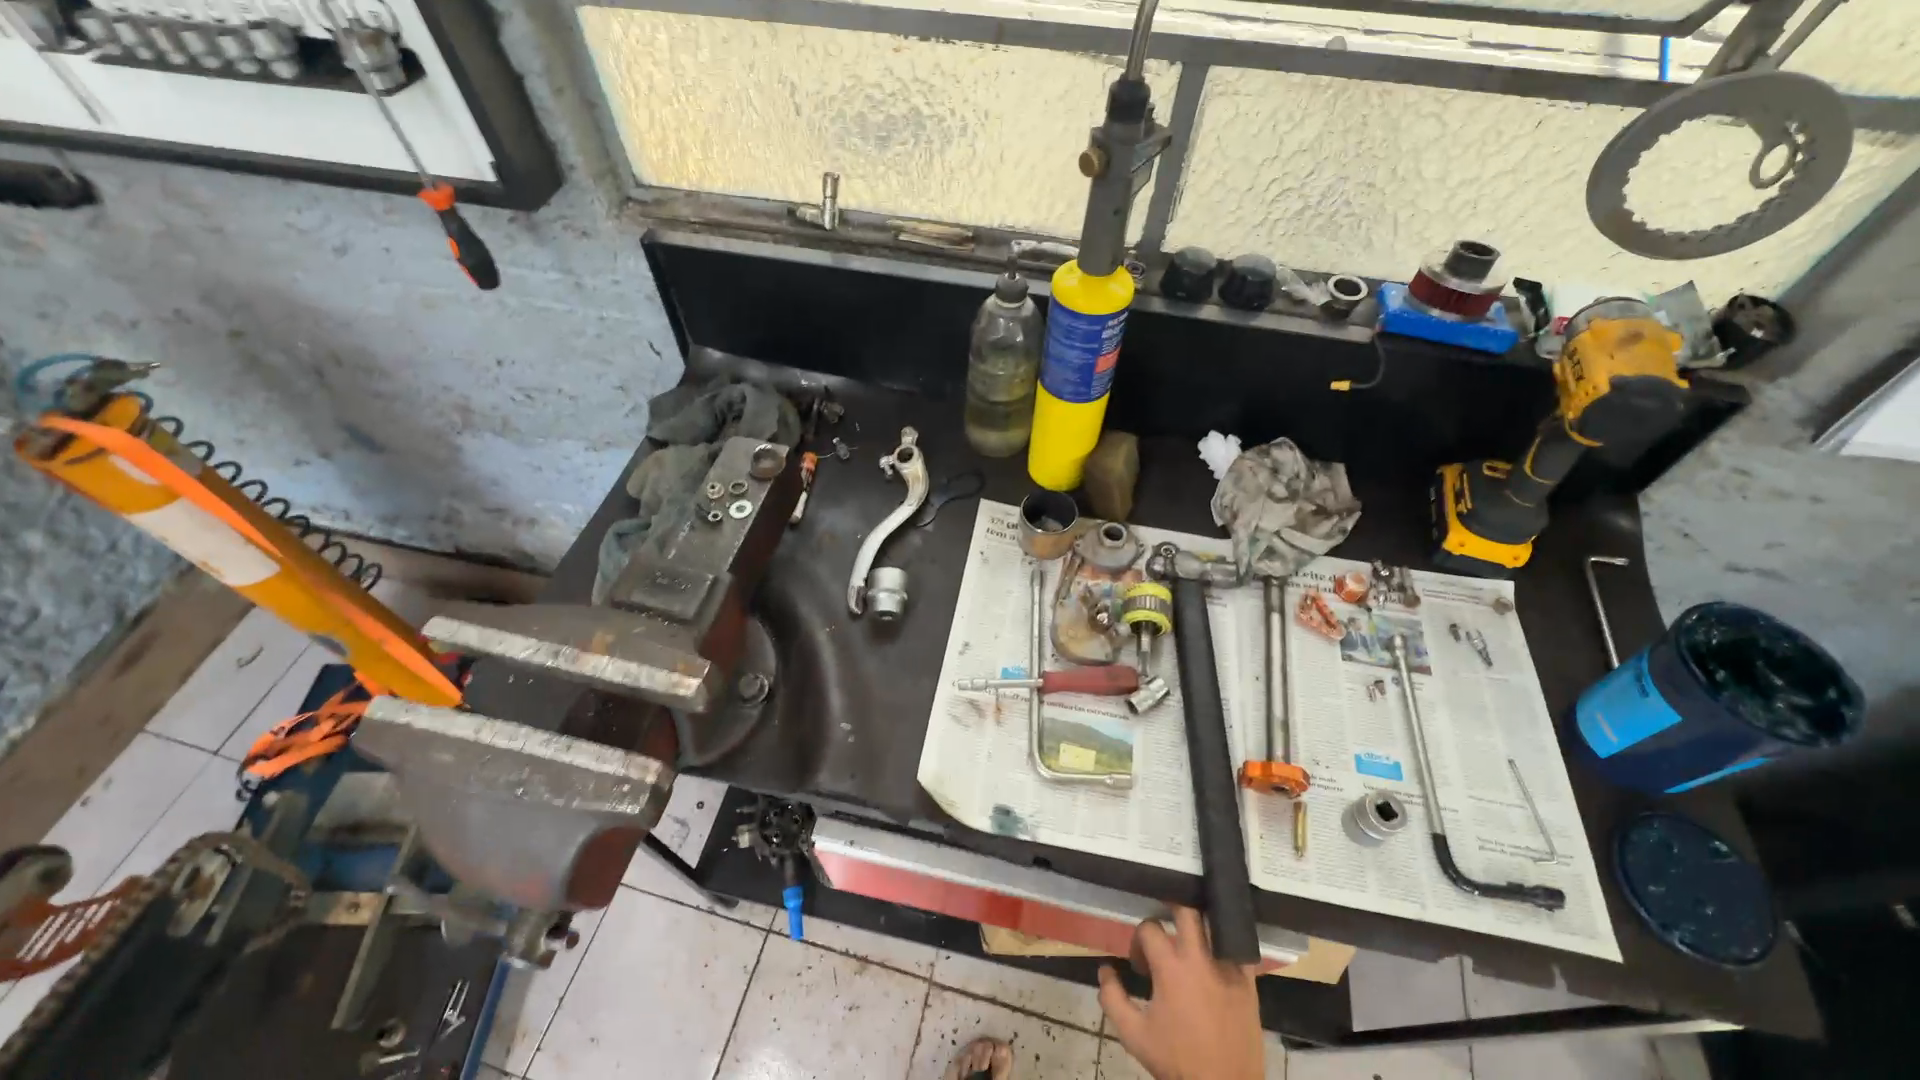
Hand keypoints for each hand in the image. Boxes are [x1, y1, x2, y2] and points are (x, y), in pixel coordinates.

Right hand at [1097, 907, 1263, 1079]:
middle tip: (1164, 920)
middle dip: (1171, 907)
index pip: (1150, 928)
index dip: (1138, 940)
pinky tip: (1216, 956)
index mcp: (1171, 968)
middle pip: (1187, 910)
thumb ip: (1112, 997)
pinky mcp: (1249, 981)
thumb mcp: (1133, 1034)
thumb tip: (1105, 969)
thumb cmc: (1176, 1060)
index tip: (1139, 964)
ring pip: (1215, 925)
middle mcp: (1201, 959)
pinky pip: (1239, 949)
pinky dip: (1225, 945)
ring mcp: (1228, 968)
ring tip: (1189, 935)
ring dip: (1199, 925)